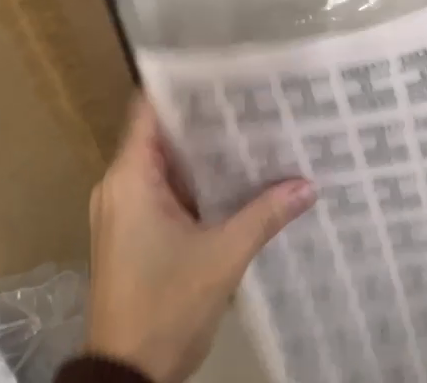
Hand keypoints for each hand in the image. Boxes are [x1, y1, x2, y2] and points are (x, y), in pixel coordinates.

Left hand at [84, 98, 315, 382]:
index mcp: (130, 177)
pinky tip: (231, 184)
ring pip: (163, 169)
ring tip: (248, 136)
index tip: (220, 73)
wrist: (127, 374)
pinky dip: (192, 187)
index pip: (149, 111)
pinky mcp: (129, 235)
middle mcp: (118, 185)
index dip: (182, 89)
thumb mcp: (222, 257)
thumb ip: (264, 215)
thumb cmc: (166, 304)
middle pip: (160, 138)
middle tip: (250, 104)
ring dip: (200, 158)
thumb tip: (308, 185)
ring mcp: (121, 212)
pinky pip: (161, 194)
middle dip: (203, 124)